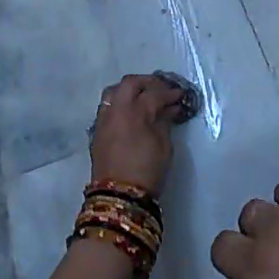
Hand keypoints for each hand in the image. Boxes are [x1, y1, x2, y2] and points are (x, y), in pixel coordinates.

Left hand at [89, 74, 180, 192]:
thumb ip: (164, 122)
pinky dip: (120, 103)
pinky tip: (130, 111)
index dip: (169, 93)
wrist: (119, 195)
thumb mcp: (164, 147)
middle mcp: (116, 110)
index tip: (180, 95)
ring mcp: (104, 118)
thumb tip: (168, 109)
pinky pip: (107, 106)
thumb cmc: (147, 171)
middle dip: (147, 83)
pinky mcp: (97, 129)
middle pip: (130, 83)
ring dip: (129, 90)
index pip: (154, 94)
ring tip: (143, 97)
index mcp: (135, 112)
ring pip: (114, 92)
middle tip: (162, 90)